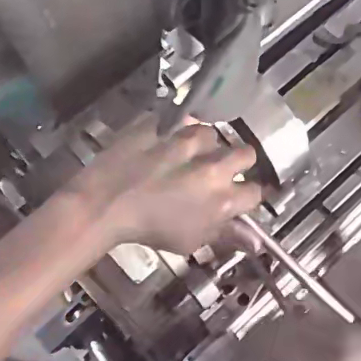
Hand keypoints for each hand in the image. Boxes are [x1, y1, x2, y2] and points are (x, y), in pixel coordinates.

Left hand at [62, 120, 263, 253]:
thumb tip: (256, 242)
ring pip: (211, 133)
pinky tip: (164, 136)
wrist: (104, 205)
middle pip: (245, 153)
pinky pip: (178, 118)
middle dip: (237, 161)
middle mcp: (212, 166)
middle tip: (219, 169)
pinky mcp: (164, 124)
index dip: (247, 195)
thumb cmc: (148, 230)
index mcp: (222, 199)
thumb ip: (225, 236)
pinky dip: (174, 127)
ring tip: (186, 151)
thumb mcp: (189, 242)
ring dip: (203, 143)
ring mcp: (187, 141)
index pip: (255, 192)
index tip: (236, 197)